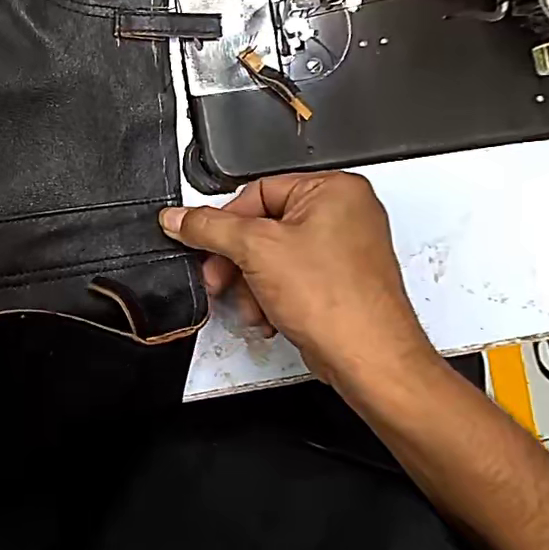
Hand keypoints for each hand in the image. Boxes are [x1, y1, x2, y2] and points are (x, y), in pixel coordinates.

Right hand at [160, 172, 428, 382]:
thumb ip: (209, 229)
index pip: (258, 191)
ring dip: (250, 284)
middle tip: (220, 277)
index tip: (203, 241)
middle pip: (263, 226)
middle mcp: (344, 214)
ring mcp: (343, 250)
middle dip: (236, 260)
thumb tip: (180, 218)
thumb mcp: (256, 250)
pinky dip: (270, 296)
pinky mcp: (338, 281)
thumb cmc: (338, 302)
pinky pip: (289, 278)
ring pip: (272, 257)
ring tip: (250, 304)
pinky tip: (267, 314)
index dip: (227, 220)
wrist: (368, 359)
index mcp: (334, 189)